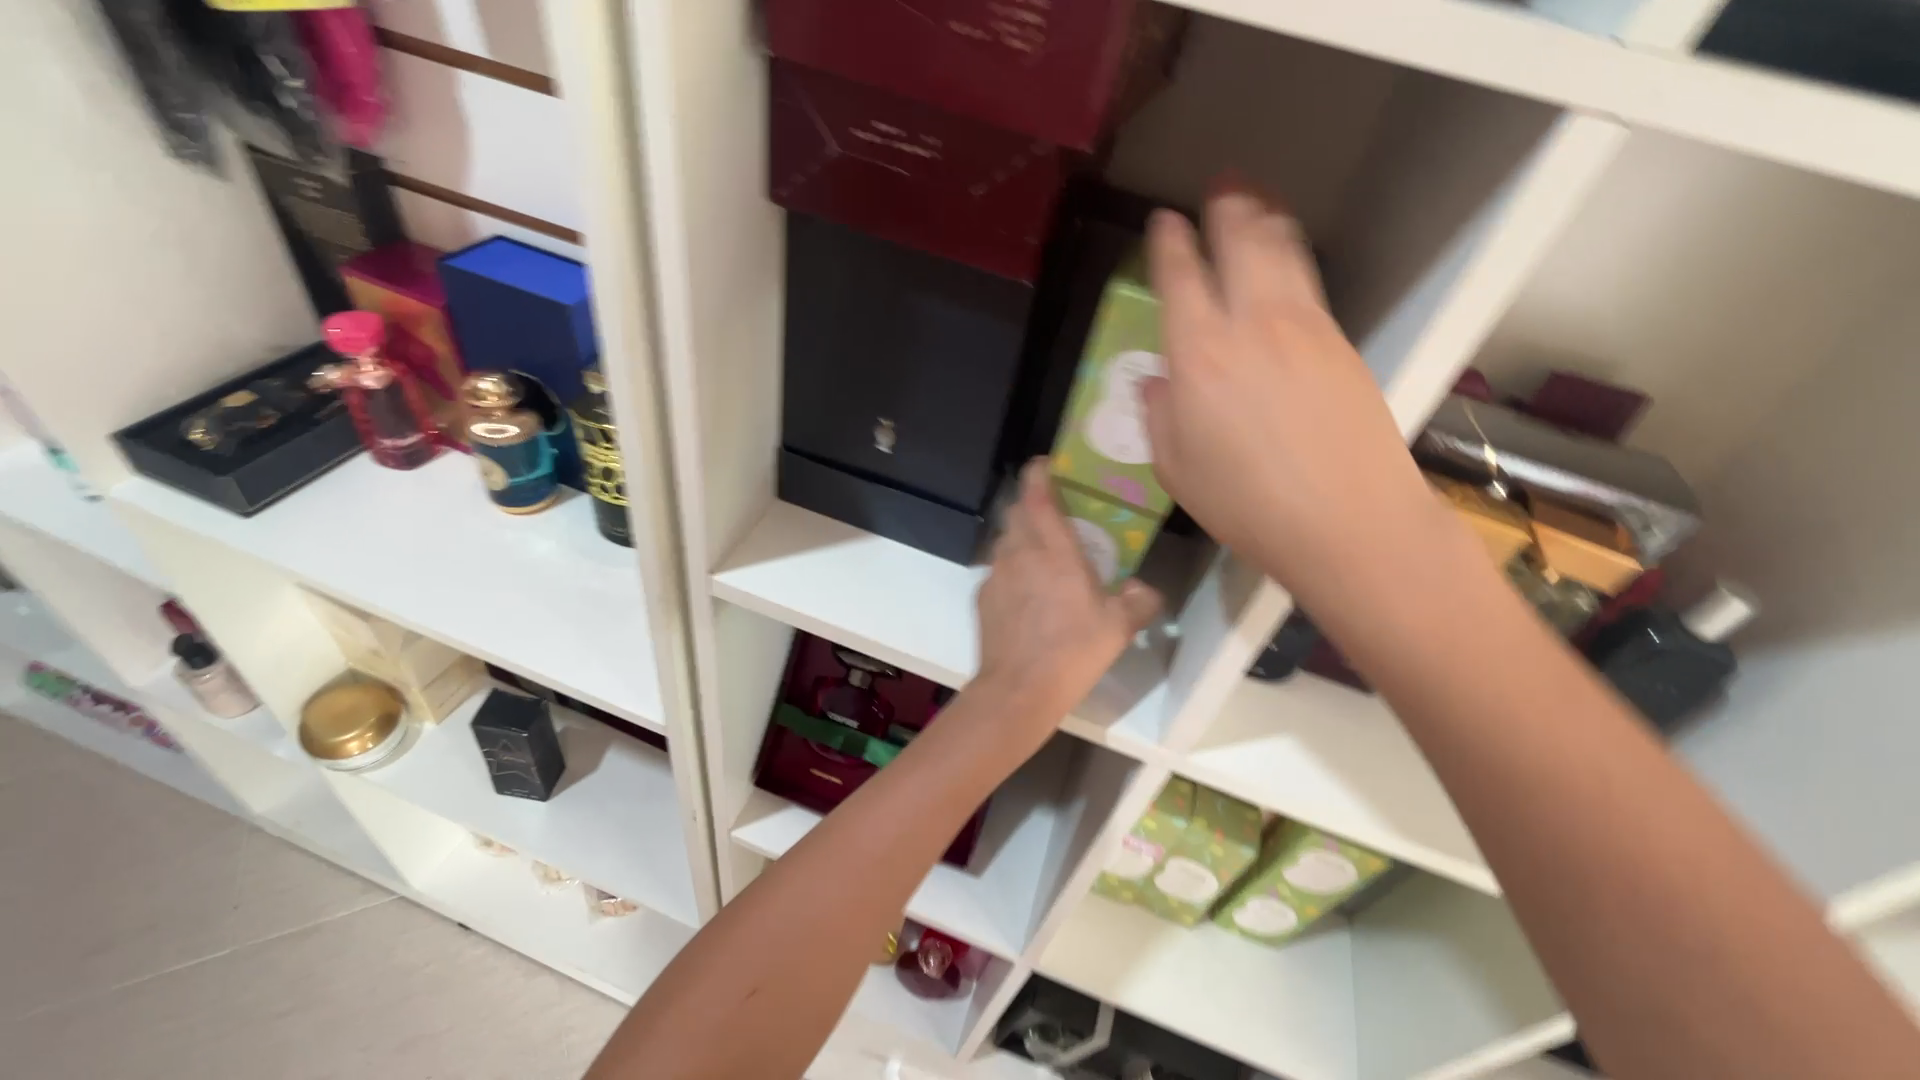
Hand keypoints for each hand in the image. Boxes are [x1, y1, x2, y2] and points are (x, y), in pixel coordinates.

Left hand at [974, 461, 1160, 744]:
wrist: (1019, 689)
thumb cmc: (1073, 652)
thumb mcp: (1119, 628)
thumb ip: (1138, 601)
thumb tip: (1143, 589)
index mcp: (1054, 550)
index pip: (1038, 495)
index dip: (1039, 473)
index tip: (1046, 464)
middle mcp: (1019, 553)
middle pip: (1016, 511)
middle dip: (1031, 503)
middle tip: (1054, 513)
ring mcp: (996, 574)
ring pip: (1005, 540)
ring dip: (1020, 537)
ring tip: (1041, 554)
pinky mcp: (983, 597)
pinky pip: (997, 570)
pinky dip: (1011, 569)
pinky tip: (1026, 593)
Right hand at [1141, 190, 1445, 606]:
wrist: (1350, 521)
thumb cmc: (1249, 506)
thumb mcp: (1177, 470)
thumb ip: (1159, 415)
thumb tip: (1155, 379)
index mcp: (1199, 355)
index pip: (1179, 277)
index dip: (1168, 243)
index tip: (1163, 222)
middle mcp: (1251, 324)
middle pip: (1240, 241)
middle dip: (1225, 208)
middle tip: (1218, 189)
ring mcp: (1304, 327)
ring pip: (1282, 250)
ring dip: (1264, 218)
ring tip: (1253, 202)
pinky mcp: (1340, 341)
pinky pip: (1309, 280)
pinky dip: (1292, 254)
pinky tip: (1286, 259)